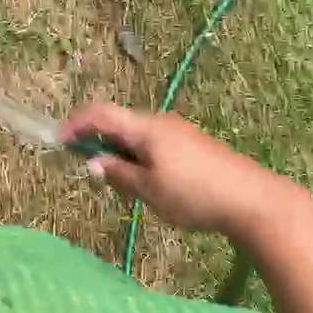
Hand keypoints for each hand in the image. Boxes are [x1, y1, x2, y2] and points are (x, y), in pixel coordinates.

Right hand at [60, 103, 282, 235]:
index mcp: (145, 126)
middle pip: (119, 123)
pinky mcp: (192, 145)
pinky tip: (150, 184)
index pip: (101, 113)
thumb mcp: (150, 189)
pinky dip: (140, 157)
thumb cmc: (195, 194)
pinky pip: (154, 144)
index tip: (59, 141)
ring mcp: (178, 131)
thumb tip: (92, 162)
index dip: (77, 123)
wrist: (253, 199)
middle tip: (91, 170)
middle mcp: (160, 121)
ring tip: (124, 185)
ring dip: (121, 152)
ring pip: (137, 136)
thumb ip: (118, 173)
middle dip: (99, 142)